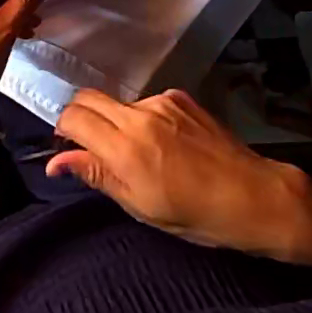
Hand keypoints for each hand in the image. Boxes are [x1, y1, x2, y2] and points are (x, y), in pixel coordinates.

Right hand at [50, 89, 311, 259]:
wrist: (255, 196)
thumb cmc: (195, 214)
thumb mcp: (139, 205)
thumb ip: (96, 174)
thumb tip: (55, 162)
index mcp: (125, 147)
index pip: (73, 117)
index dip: (63, 131)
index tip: (70, 150)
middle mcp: (140, 116)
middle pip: (88, 98)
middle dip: (80, 117)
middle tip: (93, 147)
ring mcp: (162, 103)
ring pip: (117, 102)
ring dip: (114, 121)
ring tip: (139, 153)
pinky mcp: (181, 98)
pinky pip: (145, 103)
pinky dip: (142, 119)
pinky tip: (164, 143)